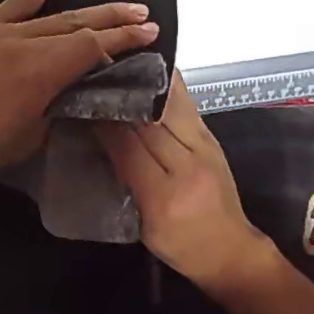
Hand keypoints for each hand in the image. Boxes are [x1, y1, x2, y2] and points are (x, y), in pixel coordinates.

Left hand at [0, 0, 158, 197]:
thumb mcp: (26, 139)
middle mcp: (25, 43)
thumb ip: (57, 112)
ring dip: (93, 9)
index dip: (124, 40)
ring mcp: (2, 30)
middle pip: (81, 25)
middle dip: (117, 21)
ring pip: (58, 13)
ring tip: (123, 6)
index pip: (92, 48)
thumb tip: (77, 98)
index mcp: (38, 73)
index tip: (150, 33)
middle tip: (145, 17)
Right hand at [97, 79, 275, 293]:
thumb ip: (123, 182)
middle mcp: (187, 168)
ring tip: (124, 63)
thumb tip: (100, 138)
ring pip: (172, 106)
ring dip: (147, 83)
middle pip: (150, 121)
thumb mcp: (141, 225)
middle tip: (98, 76)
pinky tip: (153, 73)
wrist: (229, 249)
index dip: (106, 124)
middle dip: (123, 98)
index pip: (128, 149)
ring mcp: (205, 149)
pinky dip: (168, 88)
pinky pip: (188, 106)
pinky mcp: (212, 138)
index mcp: (163, 198)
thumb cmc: (180, 245)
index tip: (84, 105)